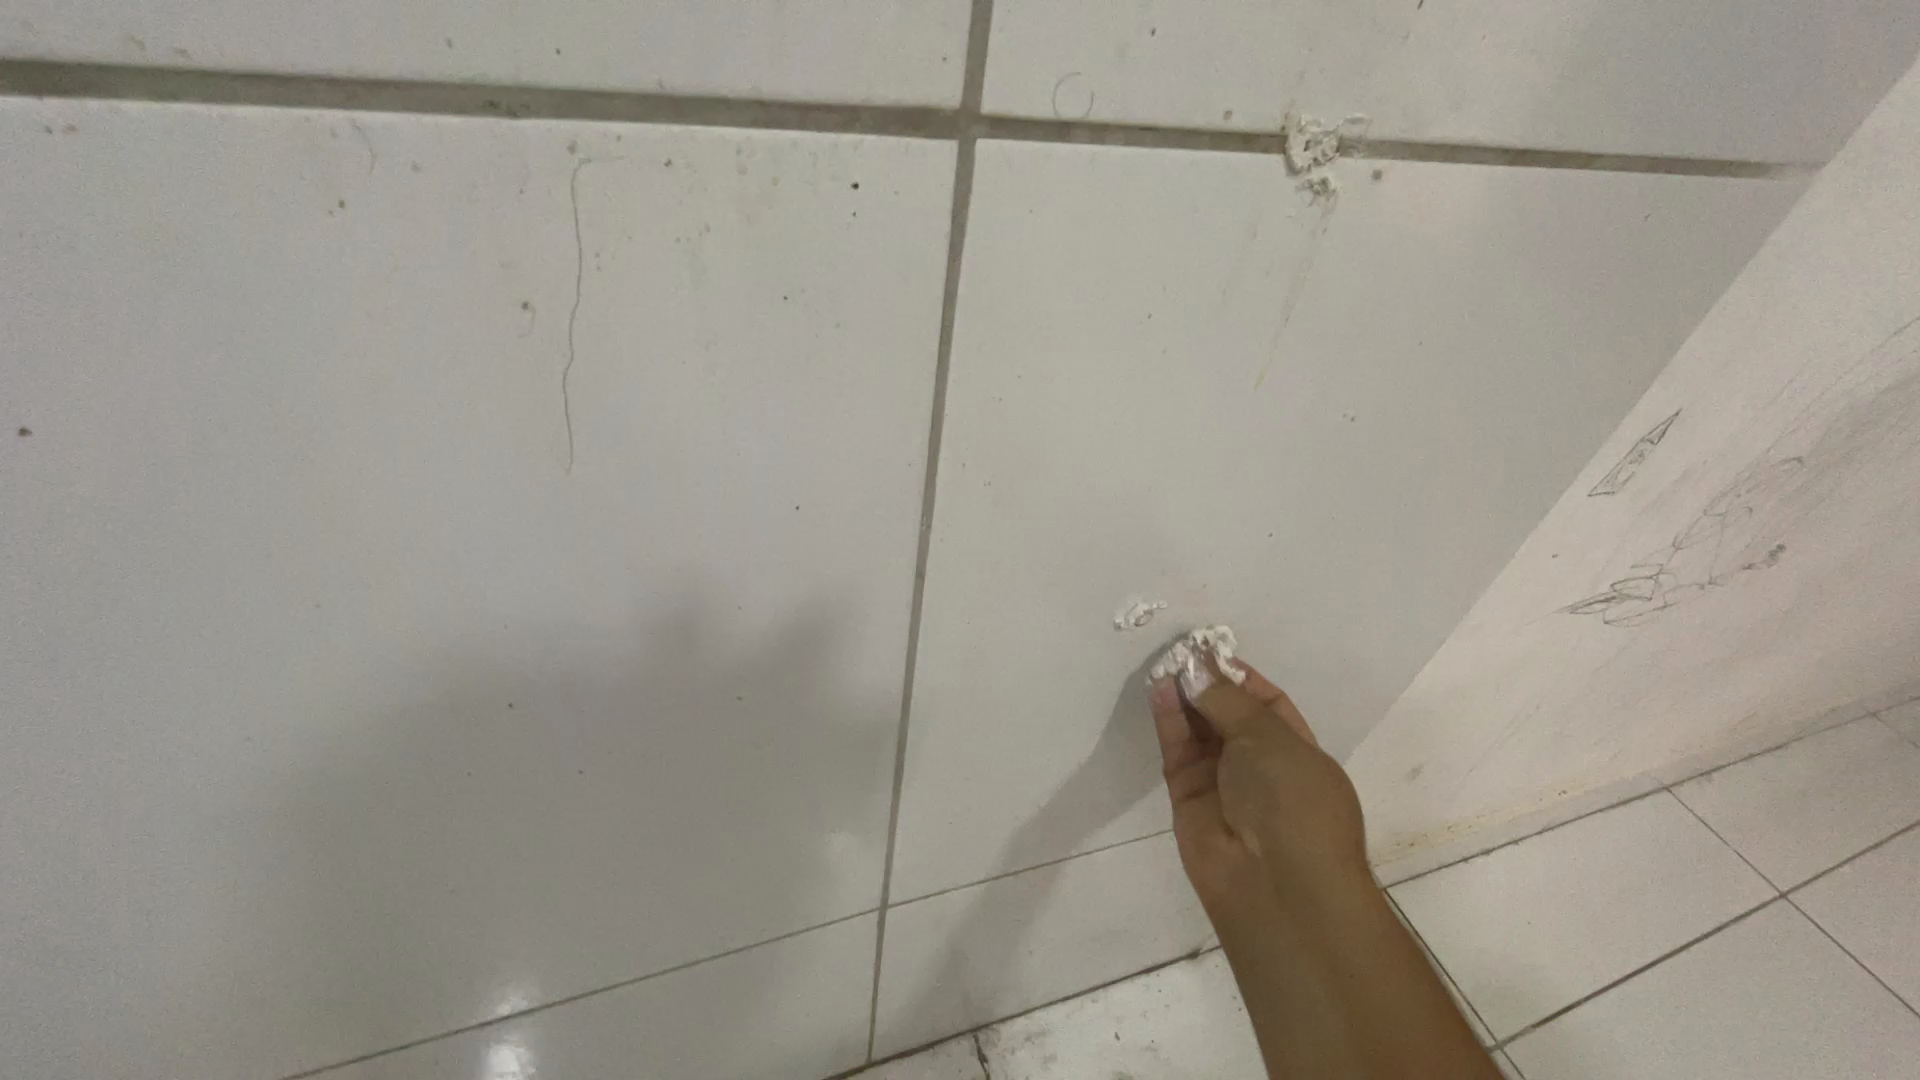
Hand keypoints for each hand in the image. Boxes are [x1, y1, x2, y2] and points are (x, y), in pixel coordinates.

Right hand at [1147, 655, 1370, 930]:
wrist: (1274, 883)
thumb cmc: (1293, 802)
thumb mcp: (1270, 738)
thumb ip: (1227, 700)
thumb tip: (1196, 668)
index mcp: (1298, 751)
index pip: (1267, 702)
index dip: (1240, 676)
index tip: (1212, 649)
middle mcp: (1260, 765)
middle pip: (1228, 714)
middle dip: (1207, 682)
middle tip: (1182, 650)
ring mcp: (1222, 781)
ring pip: (1199, 729)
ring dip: (1185, 696)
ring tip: (1165, 663)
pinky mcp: (1187, 794)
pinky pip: (1177, 748)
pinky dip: (1168, 719)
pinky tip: (1159, 688)